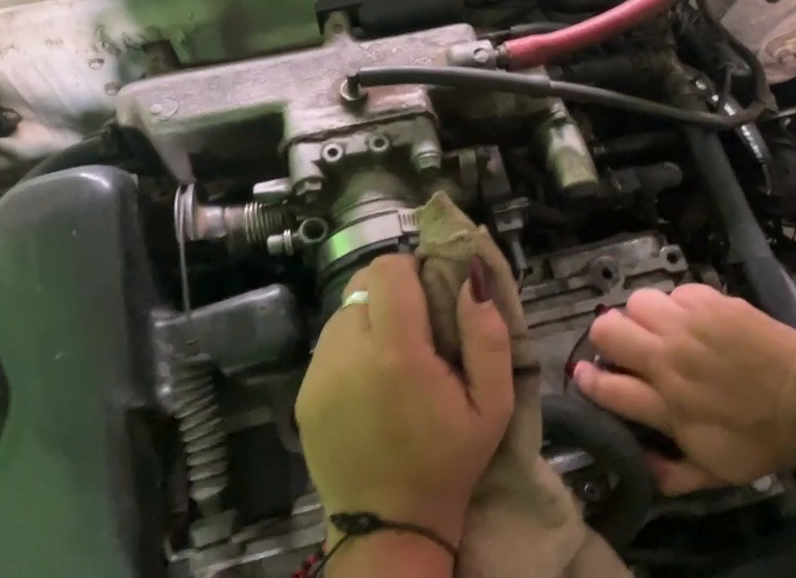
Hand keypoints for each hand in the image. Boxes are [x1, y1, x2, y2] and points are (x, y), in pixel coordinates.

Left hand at [295, 253, 514, 547]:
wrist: (389, 527)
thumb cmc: (449, 462)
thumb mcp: (493, 405)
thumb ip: (487, 335)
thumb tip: (471, 277)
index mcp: (396, 353)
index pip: (387, 268)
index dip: (410, 270)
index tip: (430, 295)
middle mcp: (347, 354)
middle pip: (361, 283)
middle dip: (391, 293)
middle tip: (416, 327)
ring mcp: (318, 374)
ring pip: (343, 312)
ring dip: (369, 319)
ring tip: (393, 358)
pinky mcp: (302, 393)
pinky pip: (329, 345)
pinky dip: (350, 348)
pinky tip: (370, 384)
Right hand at [572, 283, 795, 494]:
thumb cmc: (762, 440)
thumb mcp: (715, 473)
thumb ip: (669, 475)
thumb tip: (635, 462)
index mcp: (668, 405)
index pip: (608, 386)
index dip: (587, 378)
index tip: (584, 374)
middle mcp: (670, 360)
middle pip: (608, 331)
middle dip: (606, 338)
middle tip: (624, 348)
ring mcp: (690, 325)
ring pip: (637, 302)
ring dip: (641, 316)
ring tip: (658, 329)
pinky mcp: (712, 302)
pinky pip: (675, 292)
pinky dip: (678, 305)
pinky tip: (693, 320)